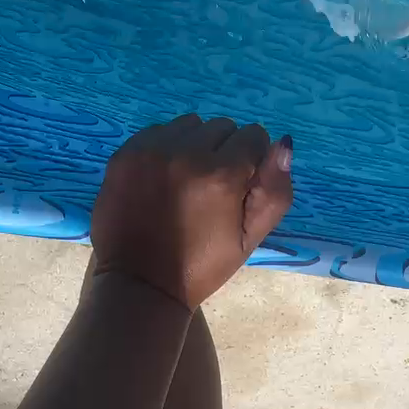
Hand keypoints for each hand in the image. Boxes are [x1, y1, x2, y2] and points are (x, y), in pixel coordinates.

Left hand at [90, 115, 294, 307]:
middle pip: (222, 127)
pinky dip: (166, 146)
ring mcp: (150, 150)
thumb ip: (274, 191)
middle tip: (213, 185)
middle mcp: (185, 153)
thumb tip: (282, 144)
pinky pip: (158, 130)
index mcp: (221, 175)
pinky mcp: (125, 152)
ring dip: (195, 143)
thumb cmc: (202, 265)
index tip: (241, 184)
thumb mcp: (250, 239)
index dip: (253, 159)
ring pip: (190, 124)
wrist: (140, 283)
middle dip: (225, 150)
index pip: (254, 136)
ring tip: (187, 178)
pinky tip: (163, 176)